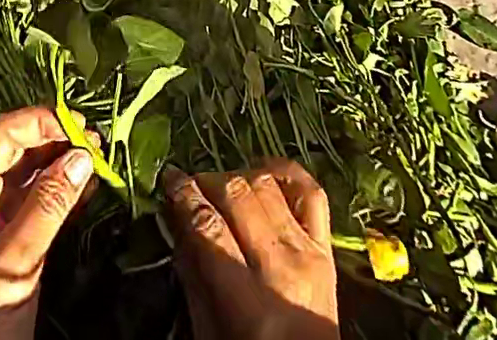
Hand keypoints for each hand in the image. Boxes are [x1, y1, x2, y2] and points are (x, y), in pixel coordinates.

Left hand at [0, 108, 95, 339]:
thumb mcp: (11, 269)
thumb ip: (46, 209)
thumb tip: (83, 156)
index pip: (1, 138)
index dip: (42, 123)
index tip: (82, 127)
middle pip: (14, 149)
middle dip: (56, 139)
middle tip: (97, 142)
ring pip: (26, 170)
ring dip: (61, 161)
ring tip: (97, 157)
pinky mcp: (1, 234)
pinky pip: (32, 198)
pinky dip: (59, 188)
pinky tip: (86, 184)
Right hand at [162, 158, 338, 339]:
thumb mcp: (209, 331)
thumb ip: (192, 274)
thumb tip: (176, 216)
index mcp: (250, 304)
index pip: (209, 227)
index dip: (184, 195)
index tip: (169, 178)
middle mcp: (282, 270)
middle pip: (237, 196)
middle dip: (207, 181)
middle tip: (190, 185)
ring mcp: (309, 253)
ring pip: (266, 185)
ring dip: (236, 176)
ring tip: (220, 186)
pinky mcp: (327, 247)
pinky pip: (310, 191)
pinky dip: (284, 172)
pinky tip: (262, 173)